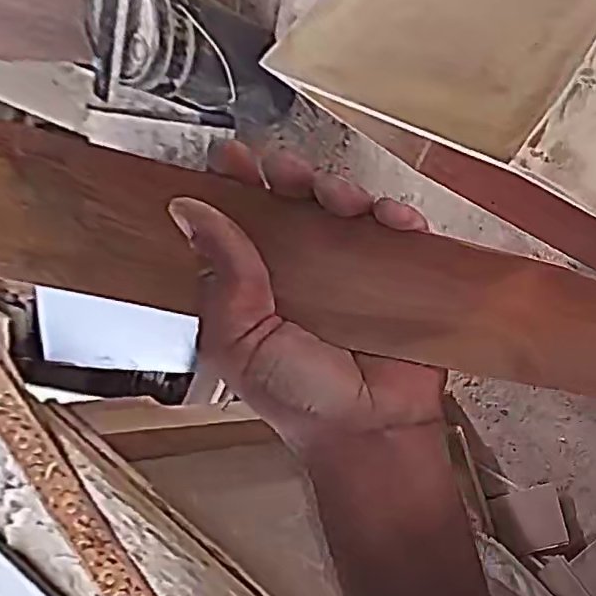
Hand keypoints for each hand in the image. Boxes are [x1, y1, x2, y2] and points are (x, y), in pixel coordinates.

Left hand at [168, 140, 444, 458]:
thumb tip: (193, 213)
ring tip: (341, 199)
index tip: (236, 163)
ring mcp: (358, 282)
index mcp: (262, 289)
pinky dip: (399, 221)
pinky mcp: (402, 289)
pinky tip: (392, 219)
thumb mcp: (239, 343)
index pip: (247, 224)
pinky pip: (403, 243)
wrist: (367, 432)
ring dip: (346, 194)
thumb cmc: (304, 403)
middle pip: (301, 208)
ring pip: (351, 216)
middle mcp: (310, 280)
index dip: (240, 189)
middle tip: (291, 175)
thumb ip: (221, 281)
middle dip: (295, 180)